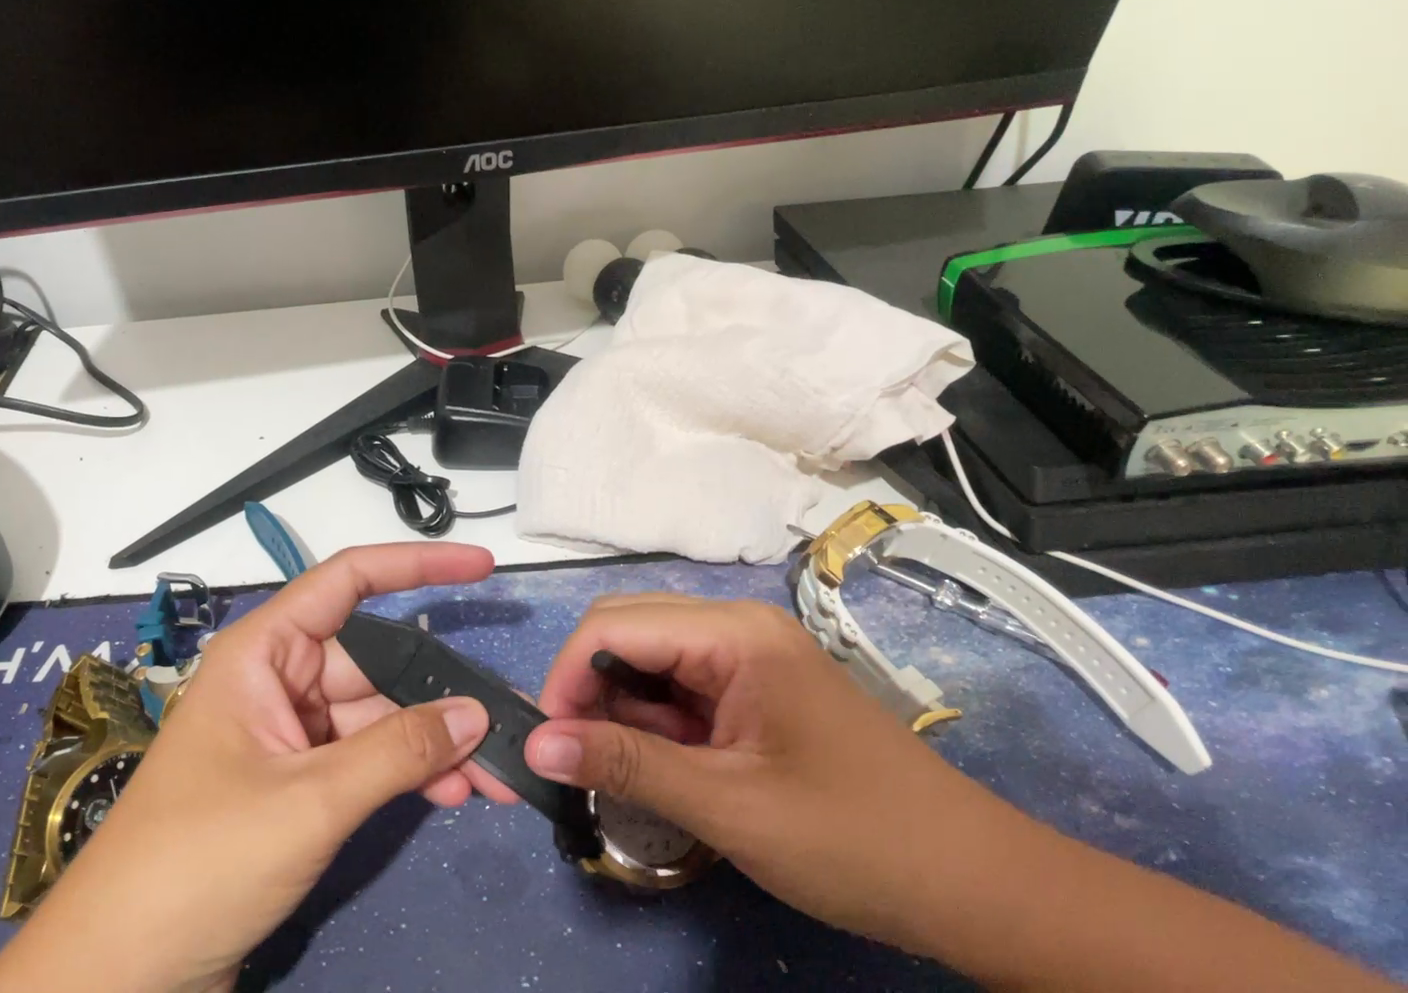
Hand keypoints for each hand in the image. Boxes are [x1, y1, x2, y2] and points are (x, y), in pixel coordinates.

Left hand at [0, 543, 515, 992]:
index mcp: (261, 654)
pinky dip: (408, 774)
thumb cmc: (200, 860)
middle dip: (443, 691)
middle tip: (511, 719)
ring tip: (498, 775)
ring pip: (379, 717)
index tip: (480, 565)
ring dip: (435, 743)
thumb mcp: (308, 801)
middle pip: (376, 662)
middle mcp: (277, 682)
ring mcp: (287, 737)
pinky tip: (454, 794)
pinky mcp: (295, 787)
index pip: (346, 582)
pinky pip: (366, 760)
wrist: (121, 969)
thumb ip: (397, 752)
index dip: (416, 565)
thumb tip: (476, 714)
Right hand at [522, 594, 1019, 948]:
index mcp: (737, 634)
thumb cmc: (854, 839)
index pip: (614, 625)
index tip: (545, 746)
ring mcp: (749, 662)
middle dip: (585, 691)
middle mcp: (739, 630)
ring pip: (648, 666)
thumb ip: (627, 766)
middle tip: (568, 762)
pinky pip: (679, 695)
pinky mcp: (755, 697)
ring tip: (606, 776)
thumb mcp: (728, 806)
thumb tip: (536, 746)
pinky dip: (650, 729)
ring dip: (616, 714)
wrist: (973, 884)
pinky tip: (647, 772)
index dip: (566, 678)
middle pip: (627, 634)